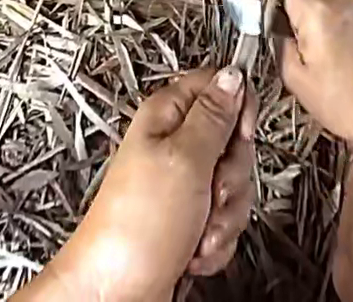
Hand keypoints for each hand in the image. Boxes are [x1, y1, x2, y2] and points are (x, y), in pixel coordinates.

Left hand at [43, 67, 256, 299]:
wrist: (113, 298)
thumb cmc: (133, 228)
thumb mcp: (184, 158)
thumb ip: (215, 115)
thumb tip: (233, 74)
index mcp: (168, 114)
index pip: (219, 85)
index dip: (239, 108)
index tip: (239, 135)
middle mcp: (175, 144)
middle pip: (233, 138)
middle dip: (232, 174)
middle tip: (210, 189)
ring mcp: (182, 183)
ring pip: (234, 182)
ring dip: (225, 214)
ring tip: (198, 228)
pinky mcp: (189, 218)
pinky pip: (226, 218)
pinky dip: (218, 239)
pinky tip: (195, 250)